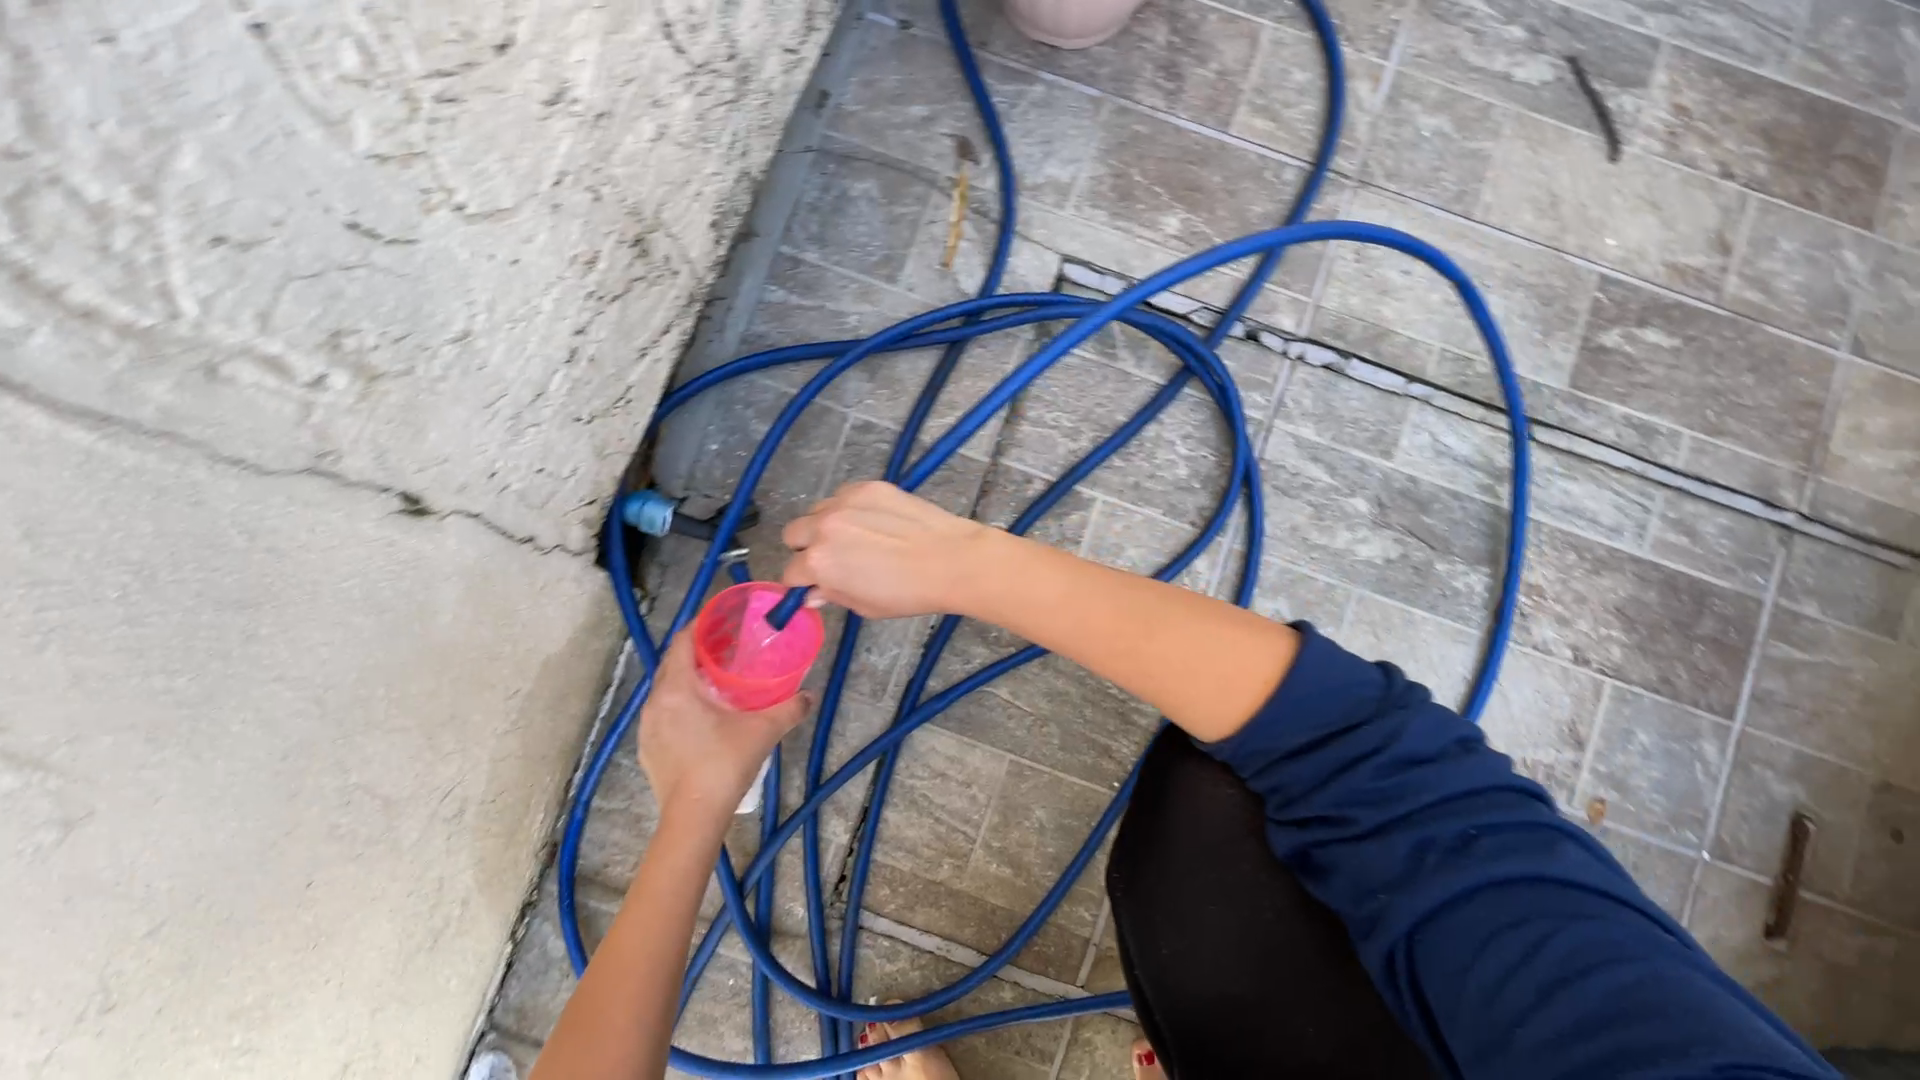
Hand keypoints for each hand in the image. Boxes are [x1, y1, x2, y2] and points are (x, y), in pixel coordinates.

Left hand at [638, 638, 809, 819]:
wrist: (694, 816)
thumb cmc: (725, 764)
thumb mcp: (763, 731)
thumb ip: (790, 709)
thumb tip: (810, 696)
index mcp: (678, 689)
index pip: (683, 642)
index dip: (699, 625)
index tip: (719, 618)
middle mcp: (655, 702)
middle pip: (671, 663)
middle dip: (694, 651)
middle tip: (723, 647)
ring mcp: (647, 727)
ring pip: (664, 690)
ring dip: (685, 679)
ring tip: (713, 681)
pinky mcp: (647, 749)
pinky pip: (661, 714)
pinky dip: (678, 705)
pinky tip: (699, 717)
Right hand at [780, 481, 1001, 618]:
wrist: (952, 560)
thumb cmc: (910, 592)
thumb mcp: (865, 607)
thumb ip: (833, 596)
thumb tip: (814, 593)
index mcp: (819, 563)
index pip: (790, 572)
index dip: (801, 582)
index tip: (813, 584)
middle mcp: (824, 528)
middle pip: (794, 535)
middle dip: (806, 548)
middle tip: (831, 559)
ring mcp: (846, 502)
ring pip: (816, 511)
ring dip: (825, 524)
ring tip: (854, 538)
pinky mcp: (868, 486)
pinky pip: (843, 495)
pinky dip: (849, 507)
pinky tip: (873, 521)